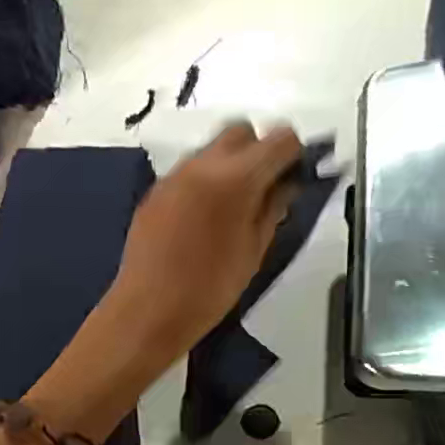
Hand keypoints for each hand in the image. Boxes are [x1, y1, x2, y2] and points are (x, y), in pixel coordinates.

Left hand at [103, 122, 302, 363]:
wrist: (147, 312)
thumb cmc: (208, 291)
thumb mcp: (253, 254)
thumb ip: (272, 211)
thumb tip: (284, 186)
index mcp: (235, 179)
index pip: (280, 140)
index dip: (294, 154)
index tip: (296, 177)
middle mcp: (203, 165)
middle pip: (241, 133)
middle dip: (259, 152)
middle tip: (265, 190)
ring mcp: (174, 177)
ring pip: (211, 151)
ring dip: (229, 167)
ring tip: (233, 210)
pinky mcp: (154, 193)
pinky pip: (188, 173)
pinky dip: (204, 184)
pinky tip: (203, 221)